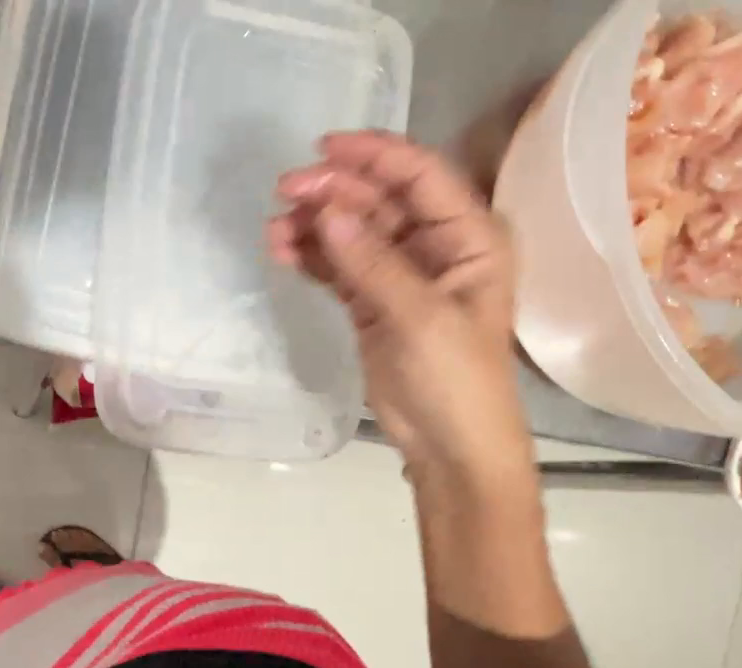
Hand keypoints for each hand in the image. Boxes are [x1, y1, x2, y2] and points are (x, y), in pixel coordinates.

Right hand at [269, 131, 534, 482]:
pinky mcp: (372, 306)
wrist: (450, 445)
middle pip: (379, 202)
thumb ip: (373, 264)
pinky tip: (283, 252)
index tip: (322, 147)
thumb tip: (326, 213)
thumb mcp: (420, 317)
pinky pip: (339, 269)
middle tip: (283, 192)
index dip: (374, 155)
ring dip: (315, 226)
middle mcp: (435, 247)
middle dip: (333, 192)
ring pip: (353, 234)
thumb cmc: (455, 379)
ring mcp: (400, 277)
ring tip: (273, 230)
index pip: (420, 177)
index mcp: (468, 237)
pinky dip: (313, 259)